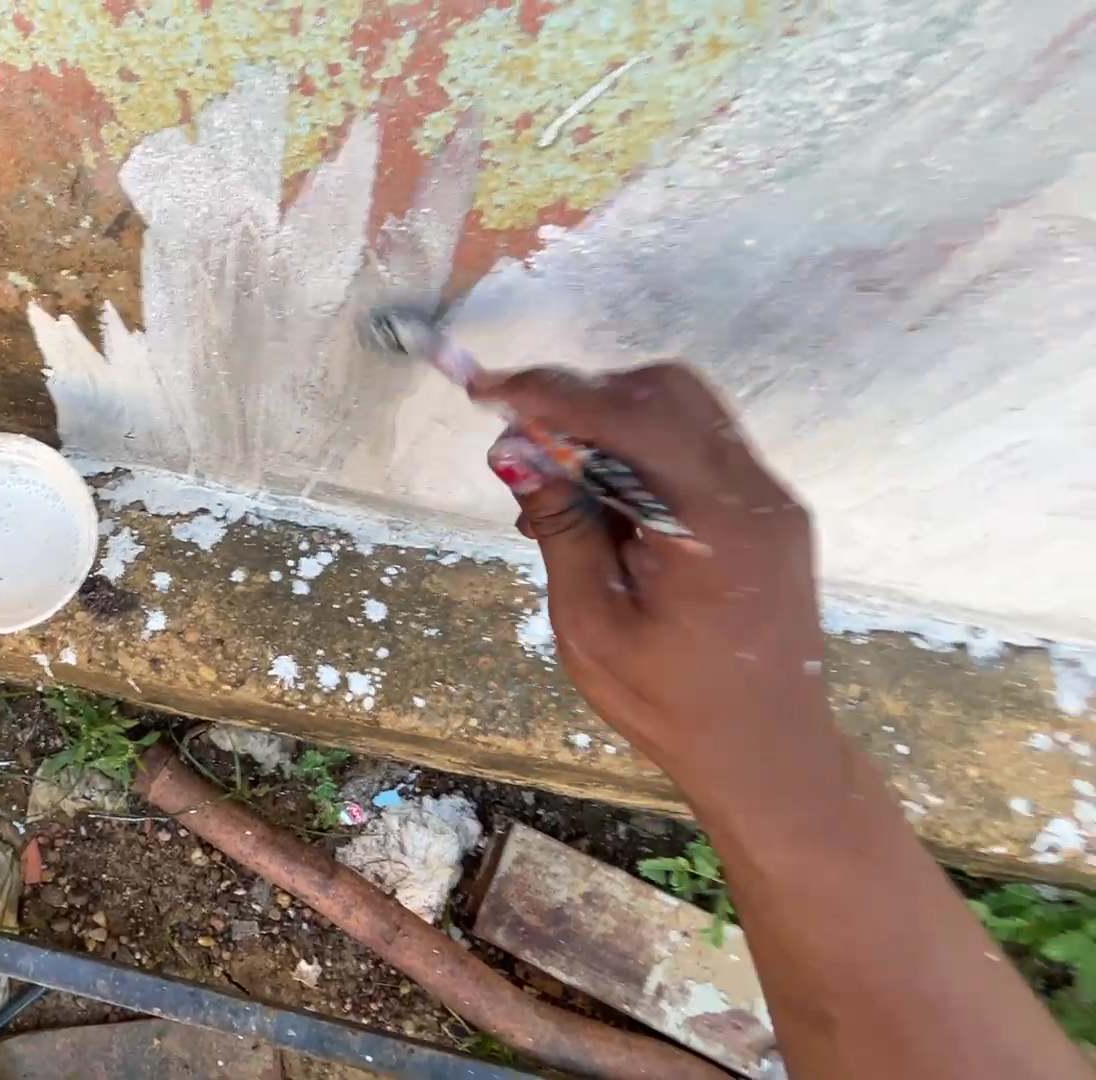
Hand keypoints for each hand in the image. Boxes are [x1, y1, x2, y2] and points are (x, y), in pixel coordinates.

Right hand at [467, 363, 832, 789]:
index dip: (553, 394)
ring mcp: (761, 496)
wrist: (762, 747)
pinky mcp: (753, 507)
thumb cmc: (664, 699)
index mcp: (716, 526)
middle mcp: (753, 492)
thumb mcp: (588, 619)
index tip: (486, 389)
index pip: (634, 420)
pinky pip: (683, 446)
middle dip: (578, 398)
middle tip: (515, 436)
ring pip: (676, 410)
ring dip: (599, 421)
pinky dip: (624, 448)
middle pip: (665, 394)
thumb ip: (560, 526)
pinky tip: (586, 496)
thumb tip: (513, 452)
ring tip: (544, 474)